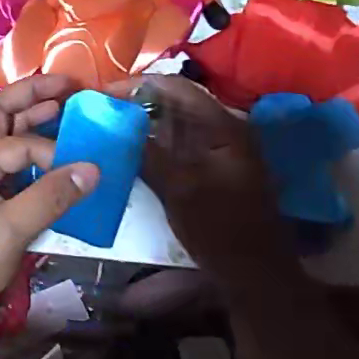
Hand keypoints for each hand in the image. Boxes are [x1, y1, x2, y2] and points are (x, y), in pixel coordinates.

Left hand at [0, 76, 94, 349]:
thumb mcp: (11, 230)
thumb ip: (52, 196)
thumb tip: (94, 168)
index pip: (23, 142)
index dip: (55, 152)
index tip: (83, 169)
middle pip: (2, 113)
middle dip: (33, 94)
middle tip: (69, 84)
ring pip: (7, 134)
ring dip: (33, 118)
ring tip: (65, 106)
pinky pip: (13, 161)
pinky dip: (34, 150)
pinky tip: (56, 153)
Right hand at [111, 75, 282, 272]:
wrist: (255, 274)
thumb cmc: (221, 229)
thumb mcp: (179, 189)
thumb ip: (148, 154)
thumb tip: (114, 126)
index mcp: (224, 126)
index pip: (177, 87)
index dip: (138, 85)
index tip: (104, 93)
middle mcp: (224, 129)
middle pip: (176, 101)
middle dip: (138, 102)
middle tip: (102, 108)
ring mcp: (220, 148)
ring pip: (176, 122)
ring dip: (145, 121)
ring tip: (110, 124)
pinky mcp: (212, 167)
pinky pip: (180, 143)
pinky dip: (156, 141)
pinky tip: (131, 149)